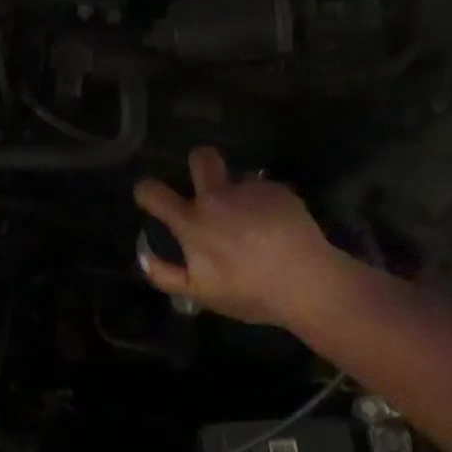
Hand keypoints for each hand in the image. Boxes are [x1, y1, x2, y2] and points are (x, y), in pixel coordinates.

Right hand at [134, 147, 345, 326]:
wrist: (308, 283)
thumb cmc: (250, 292)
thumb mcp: (201, 294)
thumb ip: (165, 274)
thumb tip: (143, 256)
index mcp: (192, 222)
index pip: (154, 192)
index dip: (145, 191)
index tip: (149, 196)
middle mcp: (218, 197)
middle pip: (200, 157)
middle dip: (198, 163)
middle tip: (206, 184)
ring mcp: (250, 190)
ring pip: (237, 177)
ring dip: (236, 192)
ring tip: (250, 220)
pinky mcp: (279, 190)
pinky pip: (262, 190)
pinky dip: (263, 204)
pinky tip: (275, 227)